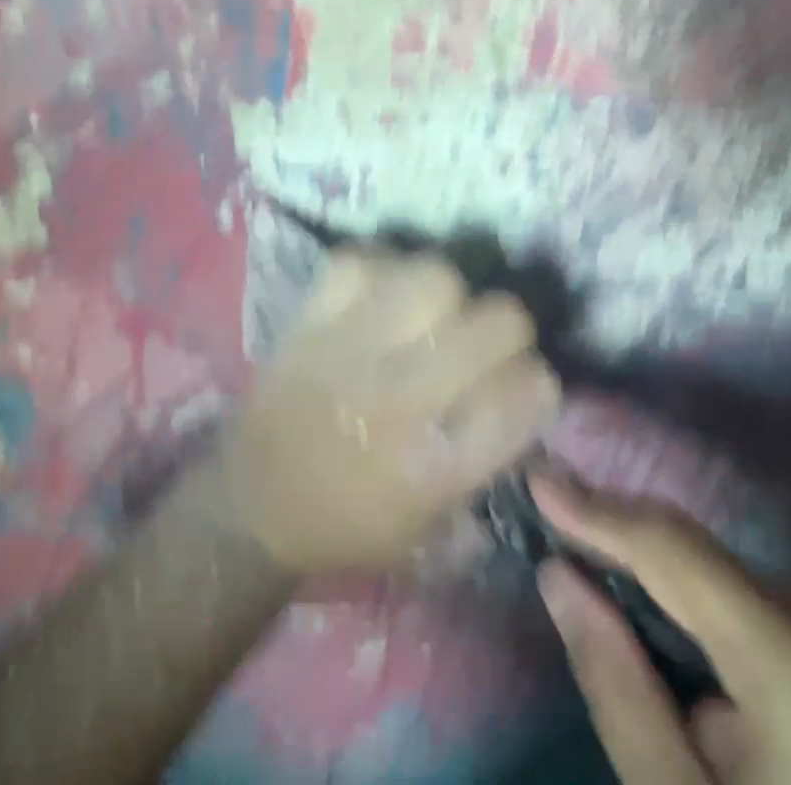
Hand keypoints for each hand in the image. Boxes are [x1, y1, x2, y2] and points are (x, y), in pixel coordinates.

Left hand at [216, 249, 561, 573]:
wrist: (253, 509)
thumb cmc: (351, 527)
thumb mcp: (433, 528)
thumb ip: (491, 463)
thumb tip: (530, 397)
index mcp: (442, 464)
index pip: (532, 391)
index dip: (537, 385)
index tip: (520, 390)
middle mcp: (407, 402)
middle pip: (502, 323)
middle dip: (508, 331)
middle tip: (482, 344)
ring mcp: (353, 355)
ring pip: (437, 279)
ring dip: (447, 295)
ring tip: (432, 316)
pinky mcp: (309, 324)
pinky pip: (362, 263)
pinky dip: (379, 272)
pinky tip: (381, 300)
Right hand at [530, 477, 790, 784]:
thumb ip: (616, 682)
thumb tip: (558, 575)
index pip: (680, 557)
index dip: (602, 513)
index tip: (539, 479)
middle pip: (715, 567)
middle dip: (638, 560)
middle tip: (568, 551)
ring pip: (746, 584)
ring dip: (686, 597)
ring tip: (643, 639)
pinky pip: (783, 610)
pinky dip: (731, 622)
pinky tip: (707, 668)